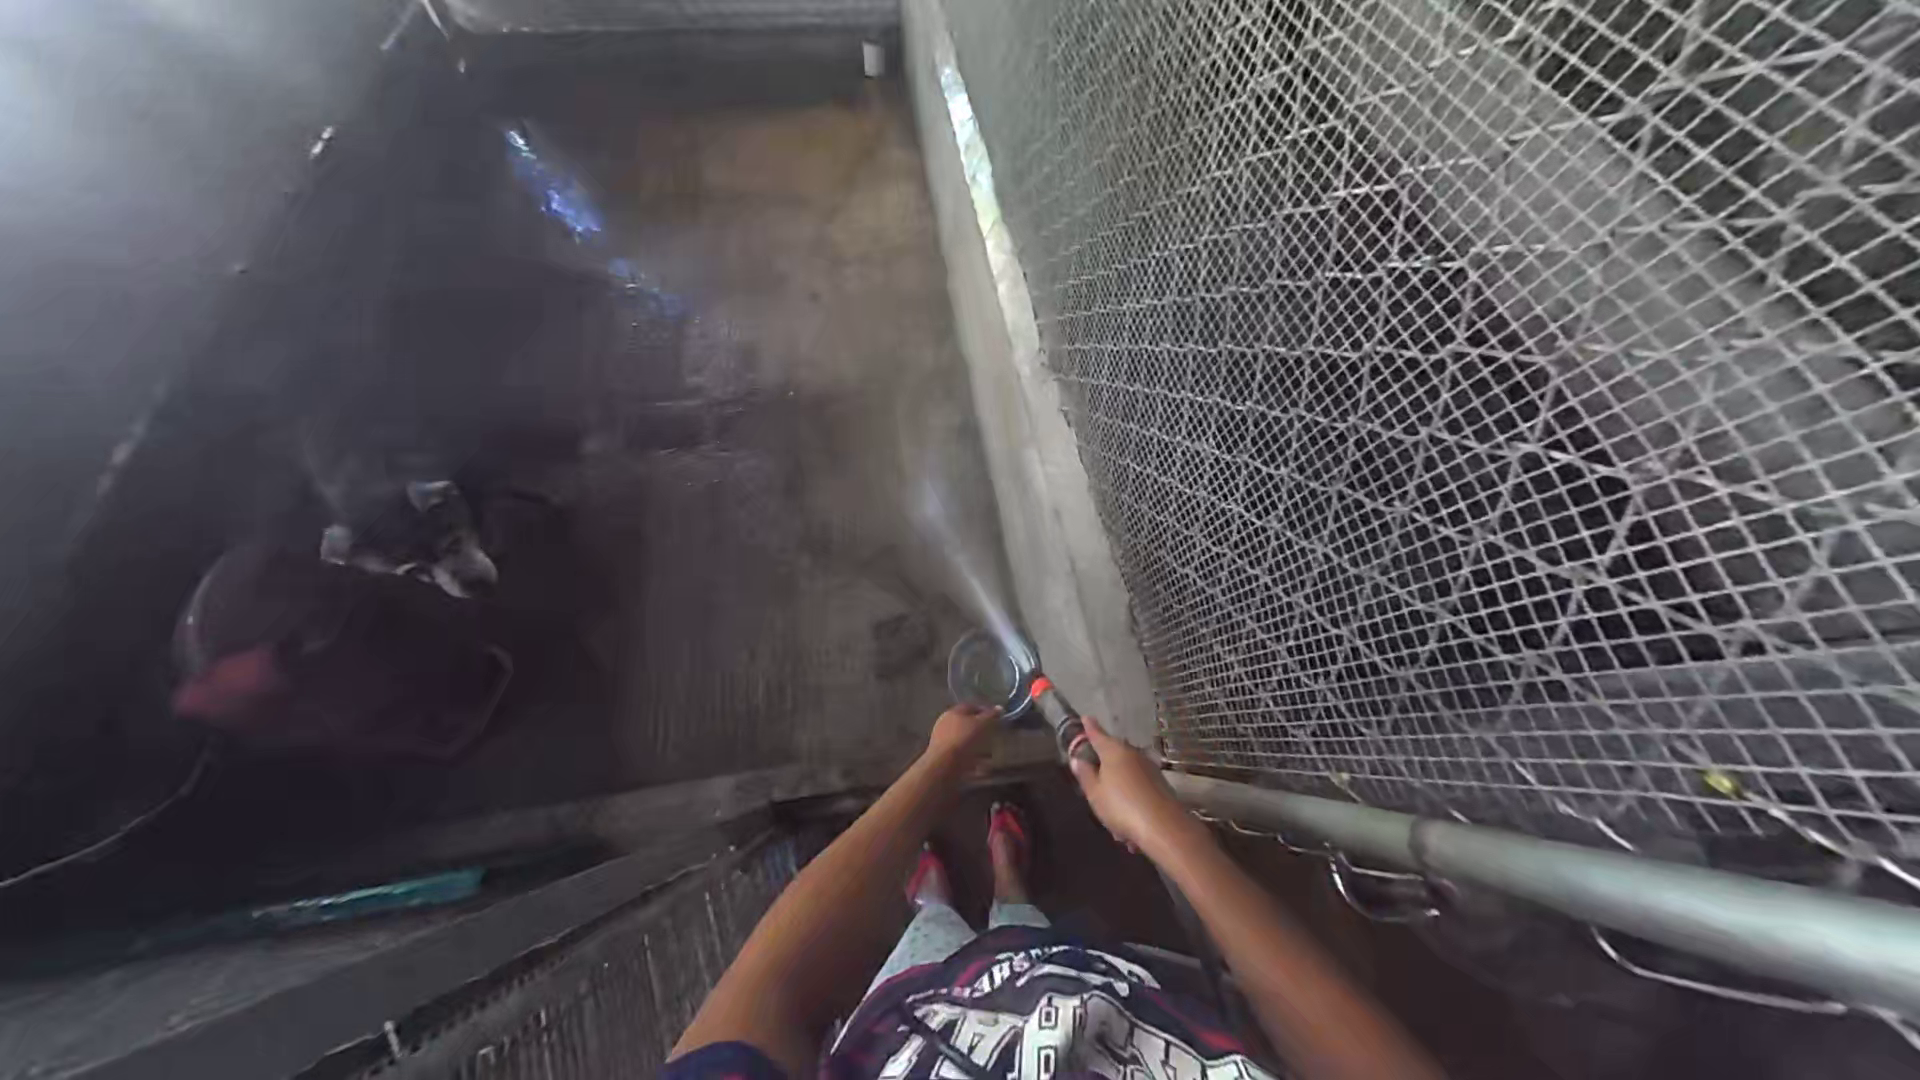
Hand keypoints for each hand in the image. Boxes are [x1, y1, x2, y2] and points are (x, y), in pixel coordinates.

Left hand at [926, 703, 1002, 766]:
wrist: (944, 765)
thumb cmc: (963, 740)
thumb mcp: (981, 724)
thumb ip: (991, 716)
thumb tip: (999, 708)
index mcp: (953, 712)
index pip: (971, 707)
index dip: (985, 711)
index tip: (997, 719)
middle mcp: (946, 723)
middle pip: (967, 724)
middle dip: (981, 730)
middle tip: (994, 736)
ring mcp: (943, 740)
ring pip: (965, 740)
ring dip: (977, 746)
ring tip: (990, 754)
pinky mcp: (944, 756)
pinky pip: (962, 754)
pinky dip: (972, 758)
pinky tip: (981, 765)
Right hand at [1069, 716, 1196, 855]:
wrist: (1164, 828)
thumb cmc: (1121, 806)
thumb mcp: (1094, 793)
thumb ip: (1085, 774)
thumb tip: (1078, 759)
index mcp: (1113, 751)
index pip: (1097, 734)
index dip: (1089, 727)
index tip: (1086, 718)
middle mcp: (1133, 754)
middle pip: (1113, 754)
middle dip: (1104, 766)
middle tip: (1094, 784)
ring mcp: (1149, 768)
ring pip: (1126, 775)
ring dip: (1119, 790)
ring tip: (1113, 818)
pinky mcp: (1161, 784)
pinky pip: (1138, 788)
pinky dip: (1131, 801)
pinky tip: (1129, 826)